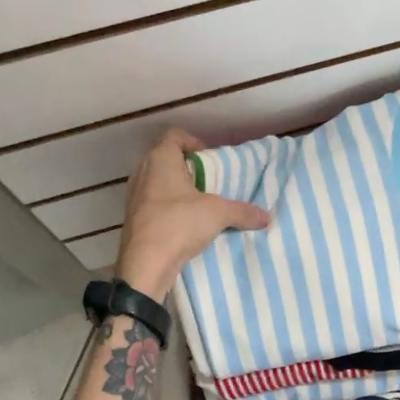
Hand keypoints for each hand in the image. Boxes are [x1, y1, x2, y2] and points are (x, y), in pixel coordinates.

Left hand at [115, 128, 270, 300]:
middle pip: (165, 158)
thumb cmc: (179, 224)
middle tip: (206, 184)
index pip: (175, 136)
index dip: (193, 142)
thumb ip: (242, 212)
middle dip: (186, 168)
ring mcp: (134, 194)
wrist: (146, 263)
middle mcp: (143, 170)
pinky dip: (166, 208)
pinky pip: (152, 203)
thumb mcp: (217, 215)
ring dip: (175, 189)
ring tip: (195, 206)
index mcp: (161, 159)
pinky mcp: (132, 217)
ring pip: (157, 181)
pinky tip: (181, 225)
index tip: (208, 160)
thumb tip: (267, 216)